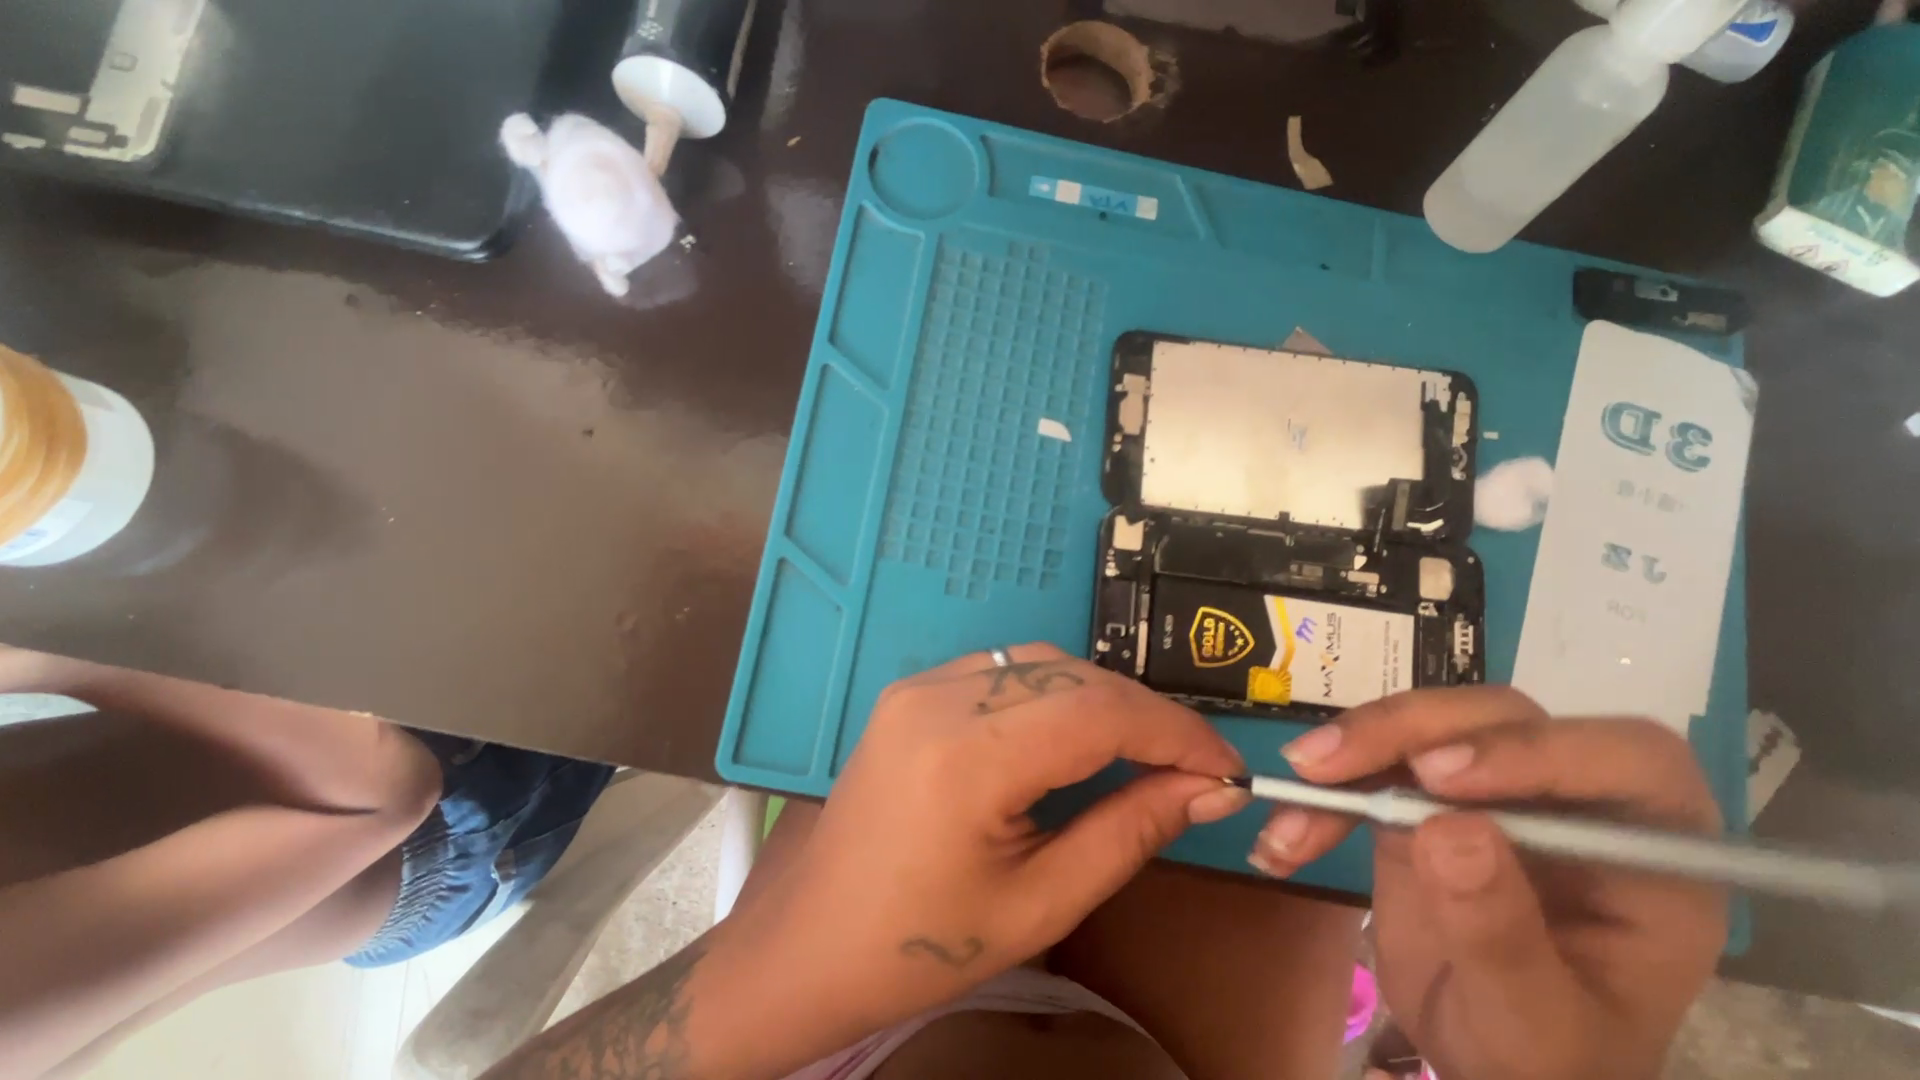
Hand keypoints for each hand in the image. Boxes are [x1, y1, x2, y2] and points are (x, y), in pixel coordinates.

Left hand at [727, 643, 1248, 1037]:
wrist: (812, 943)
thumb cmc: (923, 945)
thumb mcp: (1042, 903)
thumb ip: (1129, 832)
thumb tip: (1208, 789)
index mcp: (968, 756)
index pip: (1099, 711)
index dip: (1175, 732)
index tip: (1225, 769)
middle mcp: (940, 697)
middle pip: (1073, 675)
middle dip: (1143, 715)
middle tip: (1191, 770)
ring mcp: (917, 687)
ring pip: (1040, 663)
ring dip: (1100, 699)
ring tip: (1142, 756)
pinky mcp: (909, 693)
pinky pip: (1002, 673)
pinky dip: (1053, 695)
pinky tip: (1072, 740)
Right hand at [1250, 687, 1725, 1079]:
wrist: (1489, 1066)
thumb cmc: (1544, 1060)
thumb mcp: (1533, 1022)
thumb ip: (1500, 934)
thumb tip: (1448, 829)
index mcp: (1645, 851)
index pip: (1621, 759)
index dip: (1533, 749)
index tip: (1436, 776)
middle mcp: (1572, 803)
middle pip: (1501, 720)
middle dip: (1408, 729)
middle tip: (1328, 762)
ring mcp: (1494, 796)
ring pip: (1427, 729)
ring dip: (1352, 749)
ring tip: (1292, 787)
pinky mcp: (1426, 804)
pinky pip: (1372, 770)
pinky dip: (1323, 794)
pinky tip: (1284, 835)